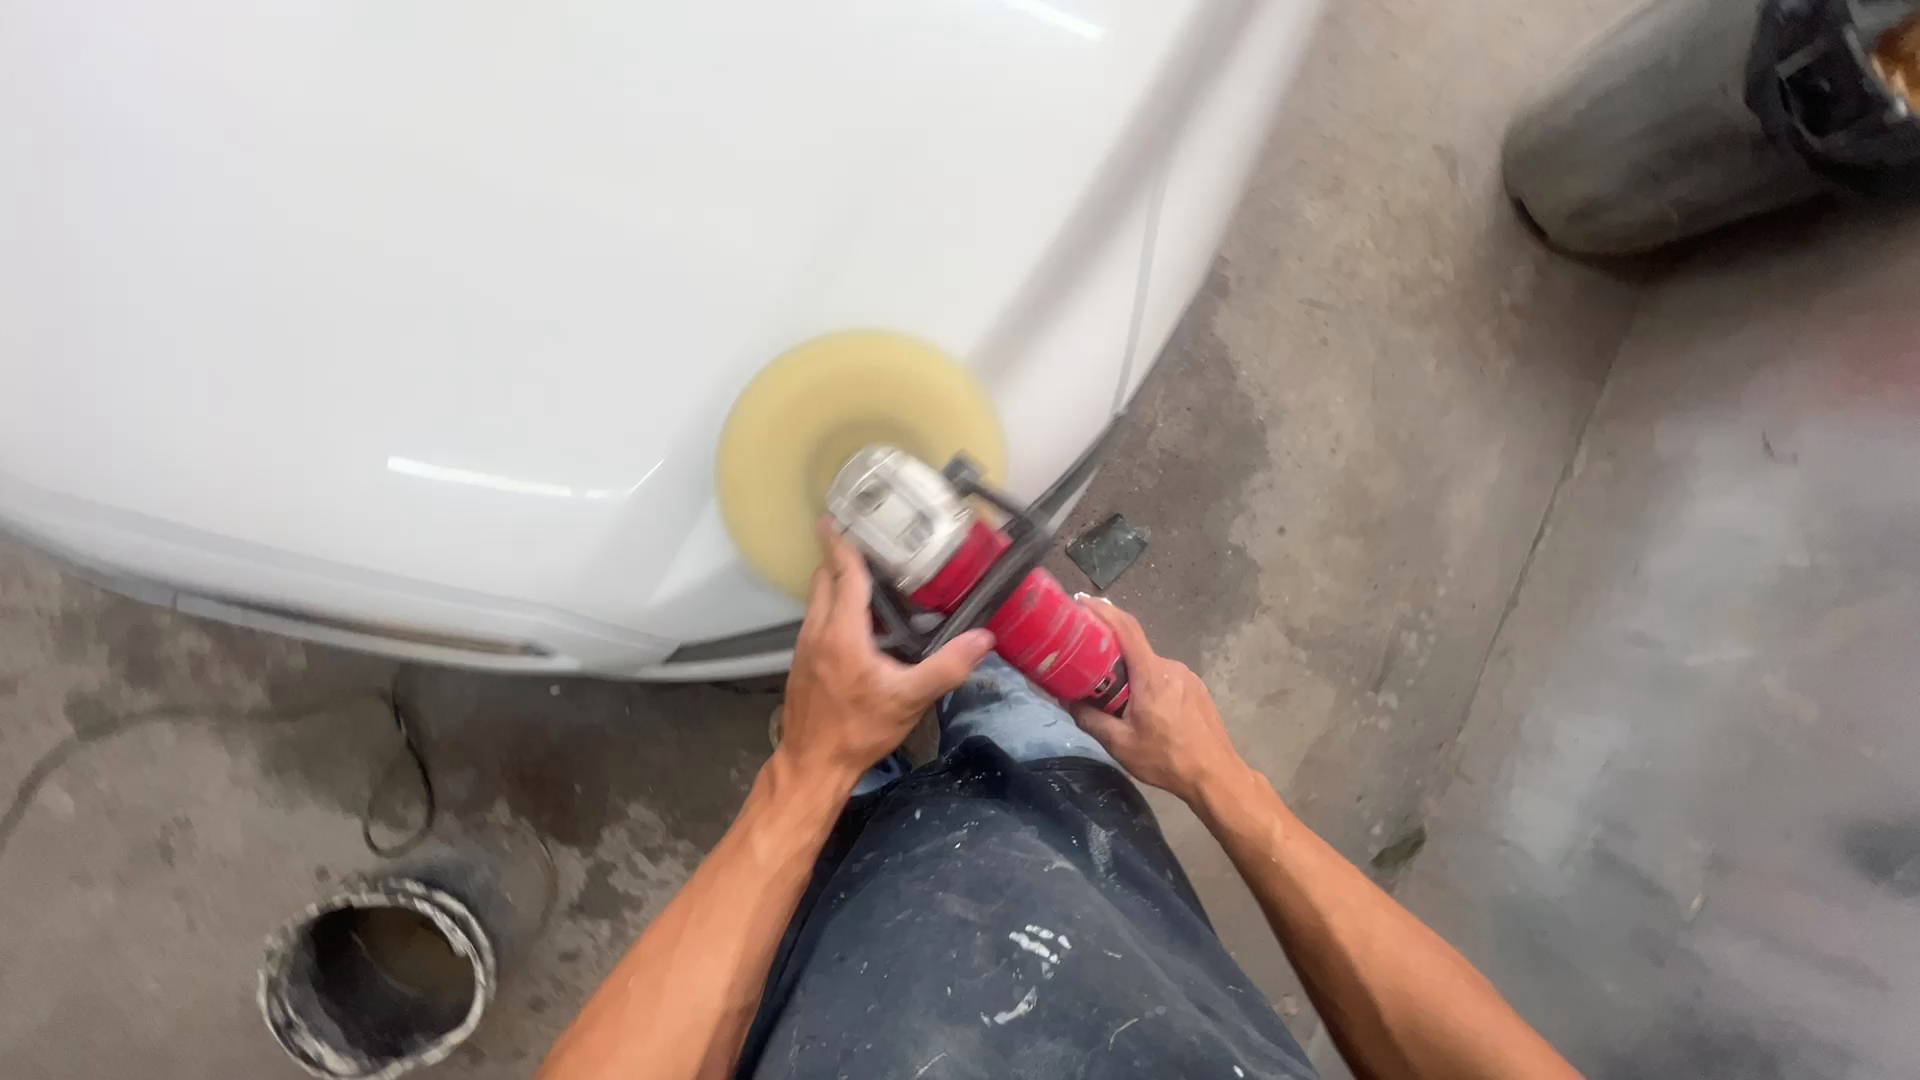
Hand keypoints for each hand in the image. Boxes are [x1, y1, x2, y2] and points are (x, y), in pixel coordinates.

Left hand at [778, 520, 995, 788]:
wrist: (813, 765)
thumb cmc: (859, 730)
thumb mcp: (910, 699)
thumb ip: (947, 666)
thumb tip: (984, 639)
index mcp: (842, 632)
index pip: (843, 575)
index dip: (842, 544)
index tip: (836, 517)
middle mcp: (817, 632)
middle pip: (824, 581)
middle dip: (841, 558)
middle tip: (867, 542)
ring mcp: (804, 647)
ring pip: (818, 600)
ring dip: (837, 583)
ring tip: (869, 577)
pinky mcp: (802, 663)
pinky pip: (817, 620)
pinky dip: (834, 607)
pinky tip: (859, 624)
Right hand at [1071, 597, 1249, 805]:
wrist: (1216, 777)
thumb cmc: (1167, 759)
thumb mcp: (1119, 744)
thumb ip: (1090, 719)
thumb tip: (1067, 700)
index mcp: (1151, 674)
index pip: (1126, 628)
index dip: (1103, 610)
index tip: (1082, 602)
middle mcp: (1170, 667)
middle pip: (1134, 648)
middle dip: (1109, 653)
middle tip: (1087, 667)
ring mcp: (1187, 677)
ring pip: (1149, 666)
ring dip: (1130, 675)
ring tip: (1115, 699)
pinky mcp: (1197, 689)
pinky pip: (1165, 678)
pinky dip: (1148, 685)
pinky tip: (1144, 710)